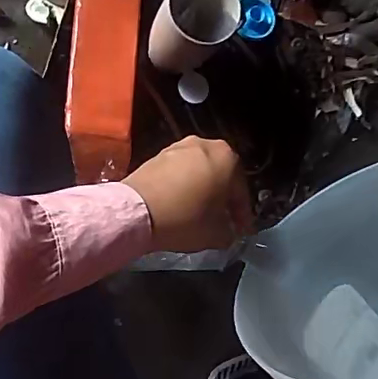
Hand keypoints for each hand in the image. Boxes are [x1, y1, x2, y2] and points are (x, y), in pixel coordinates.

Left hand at [121, 137, 252, 253]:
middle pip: (219, 177)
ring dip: (200, 192)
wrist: (134, 211)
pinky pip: (176, 174)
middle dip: (221, 199)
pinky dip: (181, 188)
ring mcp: (176, 147)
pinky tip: (178, 206)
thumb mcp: (216, 234)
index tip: (241, 231)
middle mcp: (204, 144)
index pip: (241, 191)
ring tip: (198, 215)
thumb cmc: (184, 218)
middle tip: (221, 221)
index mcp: (227, 157)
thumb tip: (227, 231)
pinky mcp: (154, 156)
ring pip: (197, 173)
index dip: (242, 215)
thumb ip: (229, 232)